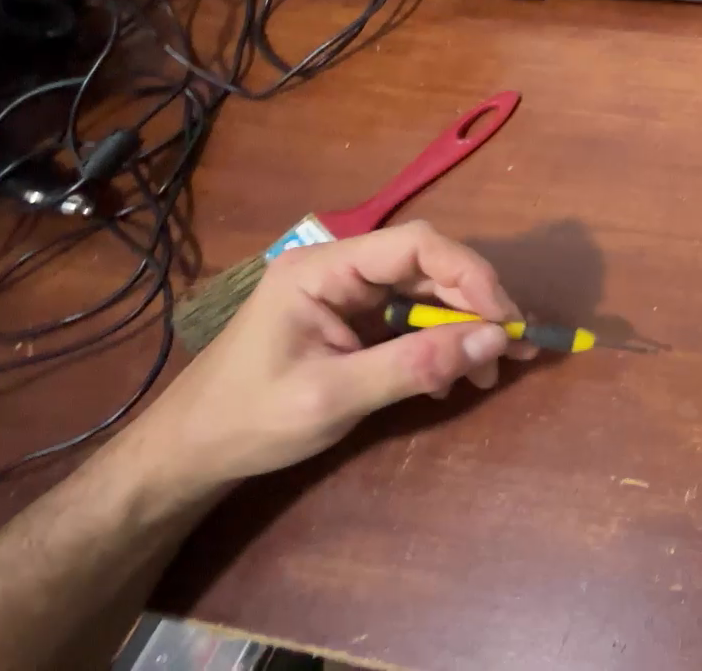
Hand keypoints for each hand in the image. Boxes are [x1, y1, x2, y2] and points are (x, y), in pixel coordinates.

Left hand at [122, 221, 531, 494]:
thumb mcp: (333, 397)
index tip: (504, 319)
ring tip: (494, 367)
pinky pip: (417, 317)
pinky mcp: (358, 320)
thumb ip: (415, 364)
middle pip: (431, 265)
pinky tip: (456, 374)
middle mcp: (342, 269)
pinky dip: (446, 342)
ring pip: (431, 291)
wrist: (186, 458)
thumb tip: (498, 340)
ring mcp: (351, 294)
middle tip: (515, 345)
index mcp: (324, 268)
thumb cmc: (247, 422)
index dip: (471, 273)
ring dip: (468, 326)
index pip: (418, 244)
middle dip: (478, 303)